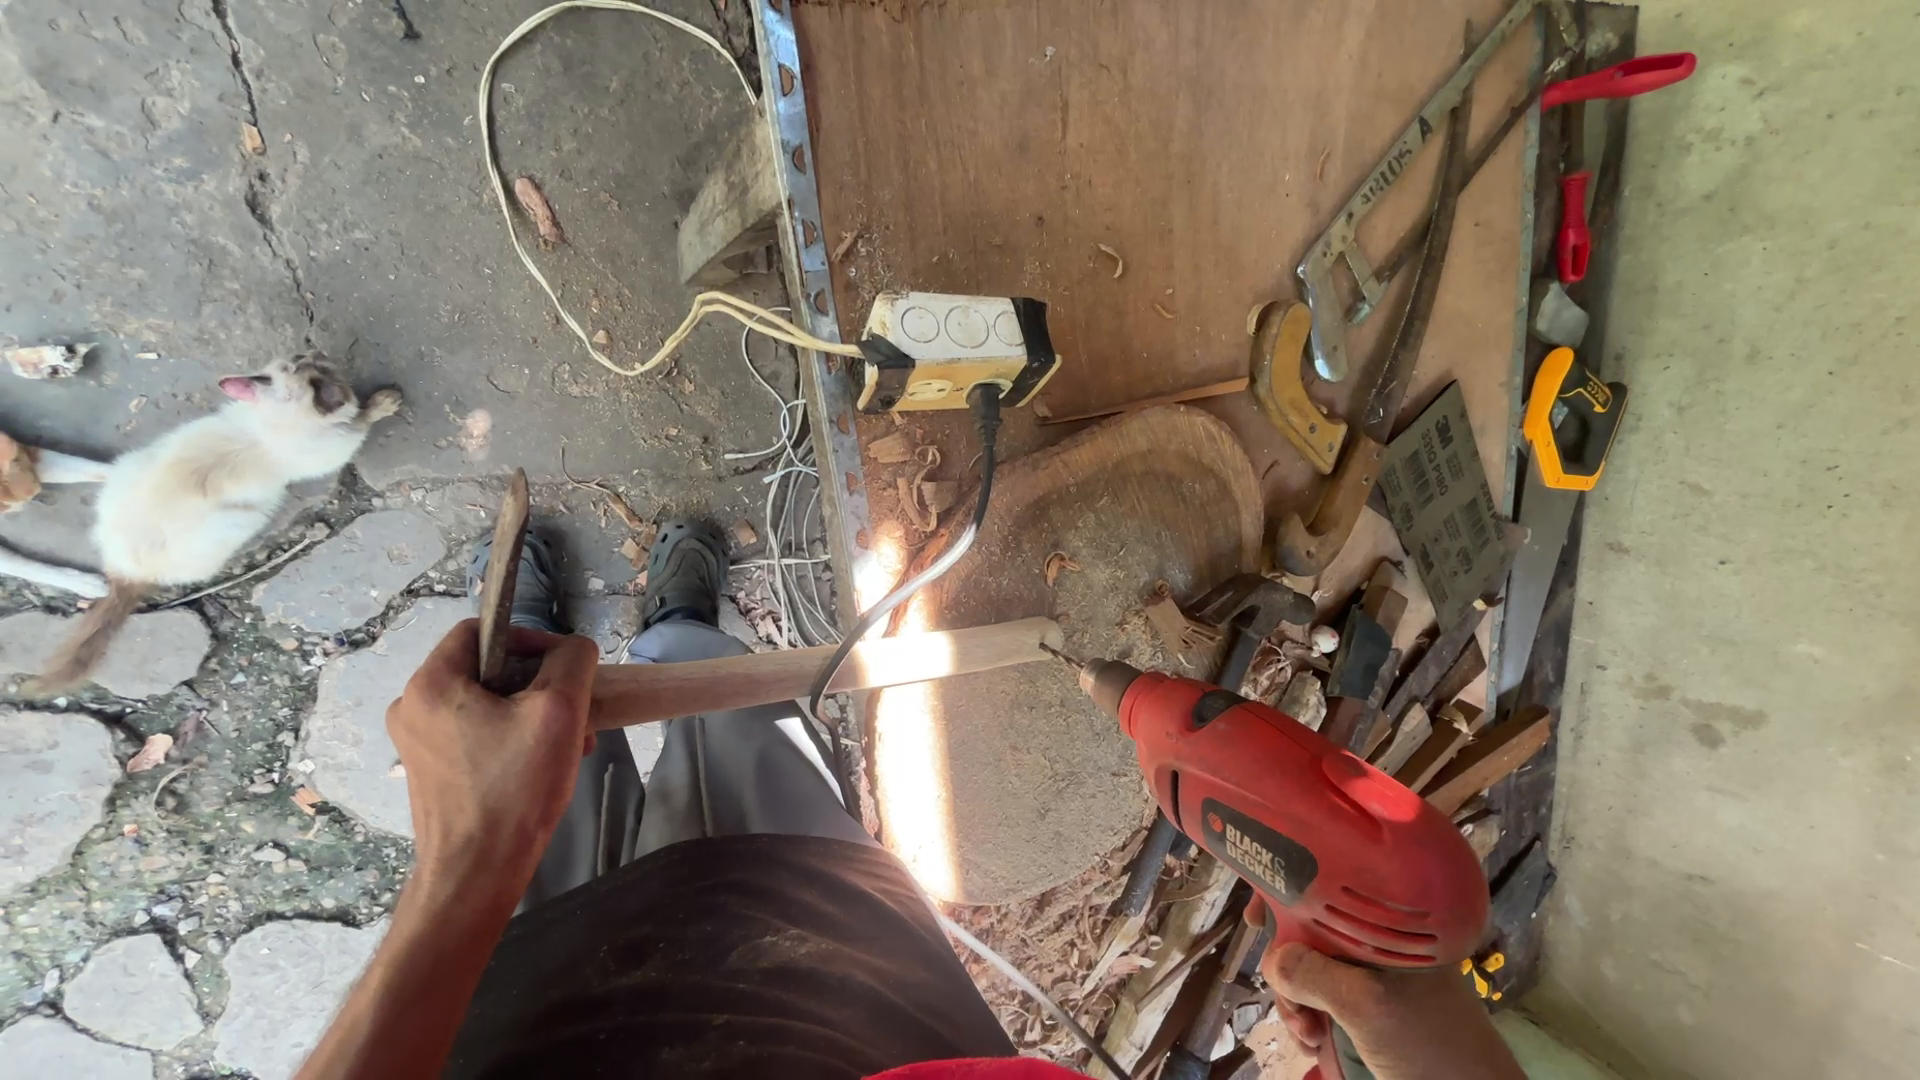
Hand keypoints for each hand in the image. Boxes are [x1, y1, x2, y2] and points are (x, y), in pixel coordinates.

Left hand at [385, 620, 599, 908]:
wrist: (477, 872)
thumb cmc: (516, 787)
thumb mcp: (560, 708)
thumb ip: (572, 659)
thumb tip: (571, 650)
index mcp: (431, 684)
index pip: (483, 629)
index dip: (531, 640)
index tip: (564, 673)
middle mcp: (413, 707)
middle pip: (490, 667)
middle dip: (541, 684)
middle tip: (574, 713)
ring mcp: (419, 741)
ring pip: (490, 701)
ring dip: (535, 713)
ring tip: (567, 742)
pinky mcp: (432, 769)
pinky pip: (480, 731)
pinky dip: (516, 736)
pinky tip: (543, 763)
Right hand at [1251, 901, 1523, 1079]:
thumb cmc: (1429, 1049)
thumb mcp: (1365, 1005)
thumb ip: (1310, 972)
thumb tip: (1270, 959)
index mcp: (1385, 927)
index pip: (1325, 891)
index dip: (1285, 897)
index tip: (1256, 918)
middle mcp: (1374, 947)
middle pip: (1305, 933)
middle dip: (1284, 965)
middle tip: (1287, 997)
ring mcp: (1369, 982)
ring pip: (1306, 971)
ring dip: (1293, 999)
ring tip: (1307, 1032)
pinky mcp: (1364, 1015)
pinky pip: (1317, 1001)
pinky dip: (1304, 1017)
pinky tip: (1311, 1041)